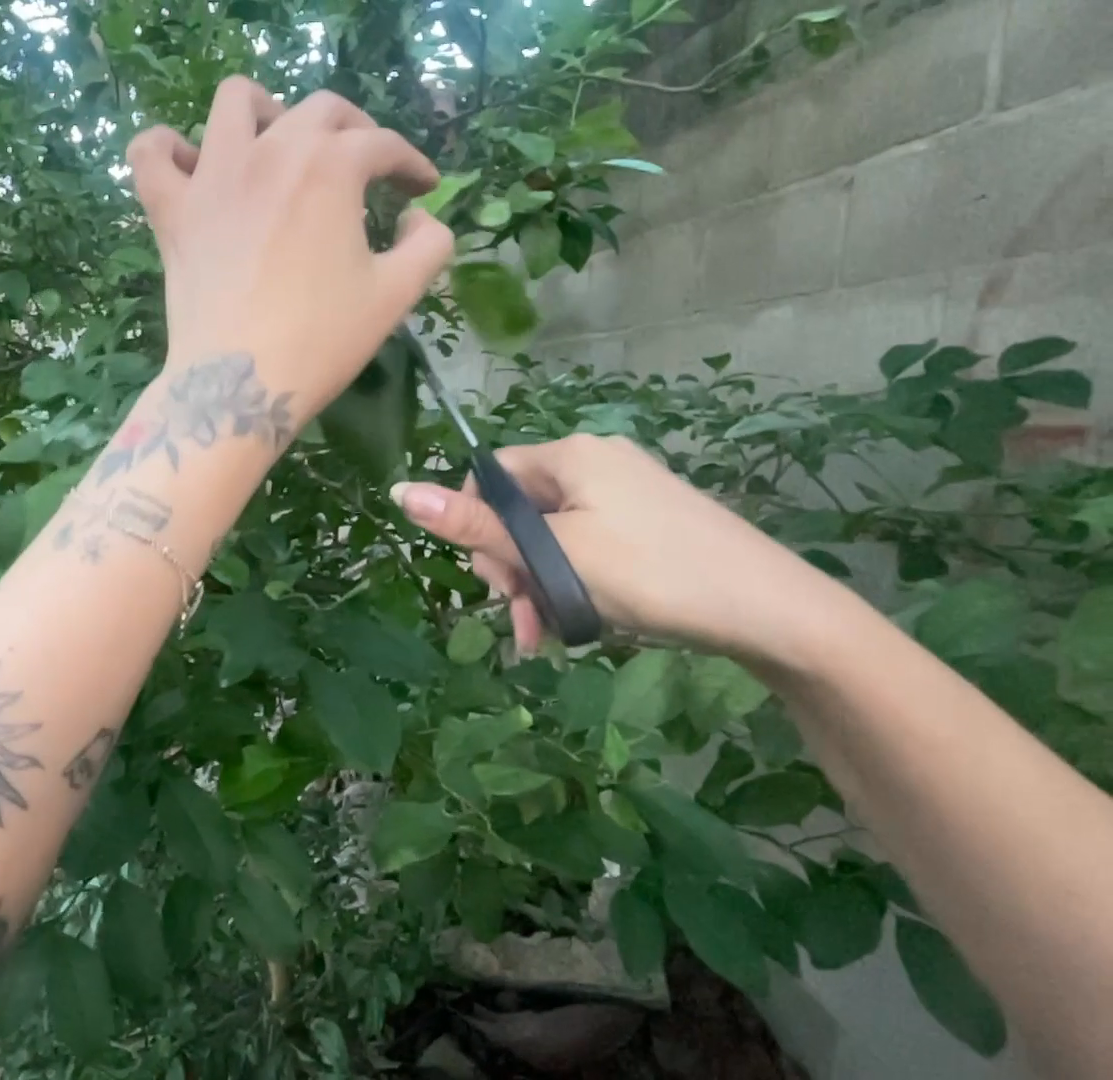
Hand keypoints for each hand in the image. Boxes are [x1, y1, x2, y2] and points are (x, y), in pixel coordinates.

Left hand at [126, 78, 454, 422]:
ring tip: (278, 144)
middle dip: (354, 131)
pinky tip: (190, 165)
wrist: (240, 384)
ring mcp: (213, 177)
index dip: (410, 166)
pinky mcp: (172, 211)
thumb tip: (417, 217)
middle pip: (320, 111)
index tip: (420, 190)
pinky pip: (151, 155)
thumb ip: (429, 243)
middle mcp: (271, 151)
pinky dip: (167, 149)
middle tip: (364, 169)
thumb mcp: (396, 295)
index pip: (382, 146)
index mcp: (331, 166)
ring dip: (266, 111)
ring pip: (235, 103)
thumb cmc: (320, 341)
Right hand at [391, 434, 852, 662]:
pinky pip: (585, 547)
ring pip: (550, 537)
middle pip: (518, 511)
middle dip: (510, 569)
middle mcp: (597, 461)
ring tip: (546, 637)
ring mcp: (626, 492)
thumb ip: (474, 525)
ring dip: (536, 587)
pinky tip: (576, 625)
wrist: (771, 611)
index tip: (495, 580)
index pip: (489, 477)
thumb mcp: (552, 553)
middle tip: (524, 618)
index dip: (476, 528)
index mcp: (571, 454)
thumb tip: (399, 490)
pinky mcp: (648, 522)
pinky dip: (571, 585)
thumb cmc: (649, 573)